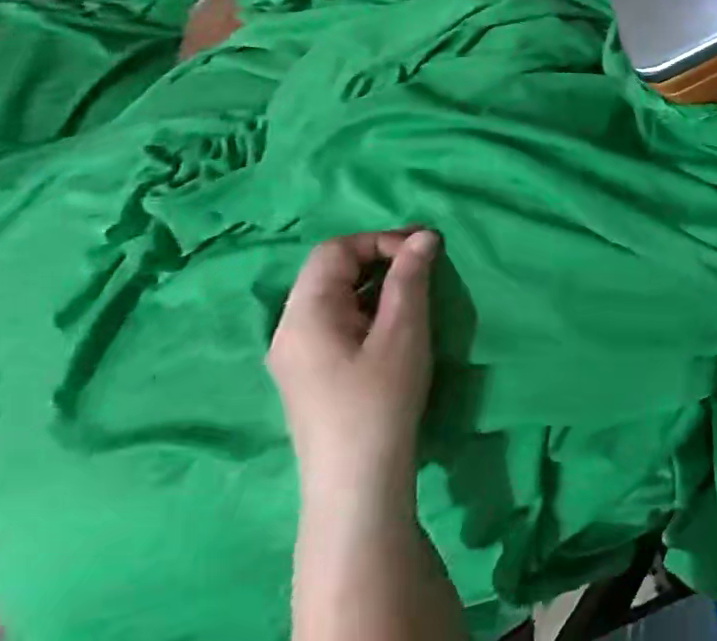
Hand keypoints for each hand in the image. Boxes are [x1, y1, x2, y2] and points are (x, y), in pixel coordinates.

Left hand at [267, 230, 441, 494]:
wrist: (356, 480)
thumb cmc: (381, 399)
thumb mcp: (404, 331)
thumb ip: (411, 278)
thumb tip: (424, 237)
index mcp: (304, 315)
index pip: (335, 250)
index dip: (381, 240)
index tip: (426, 250)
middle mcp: (289, 329)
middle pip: (330, 271)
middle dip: (380, 258)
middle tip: (427, 266)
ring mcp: (295, 354)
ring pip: (334, 297)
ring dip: (377, 285)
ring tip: (417, 295)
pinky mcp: (309, 374)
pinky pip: (336, 321)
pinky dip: (368, 309)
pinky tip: (394, 328)